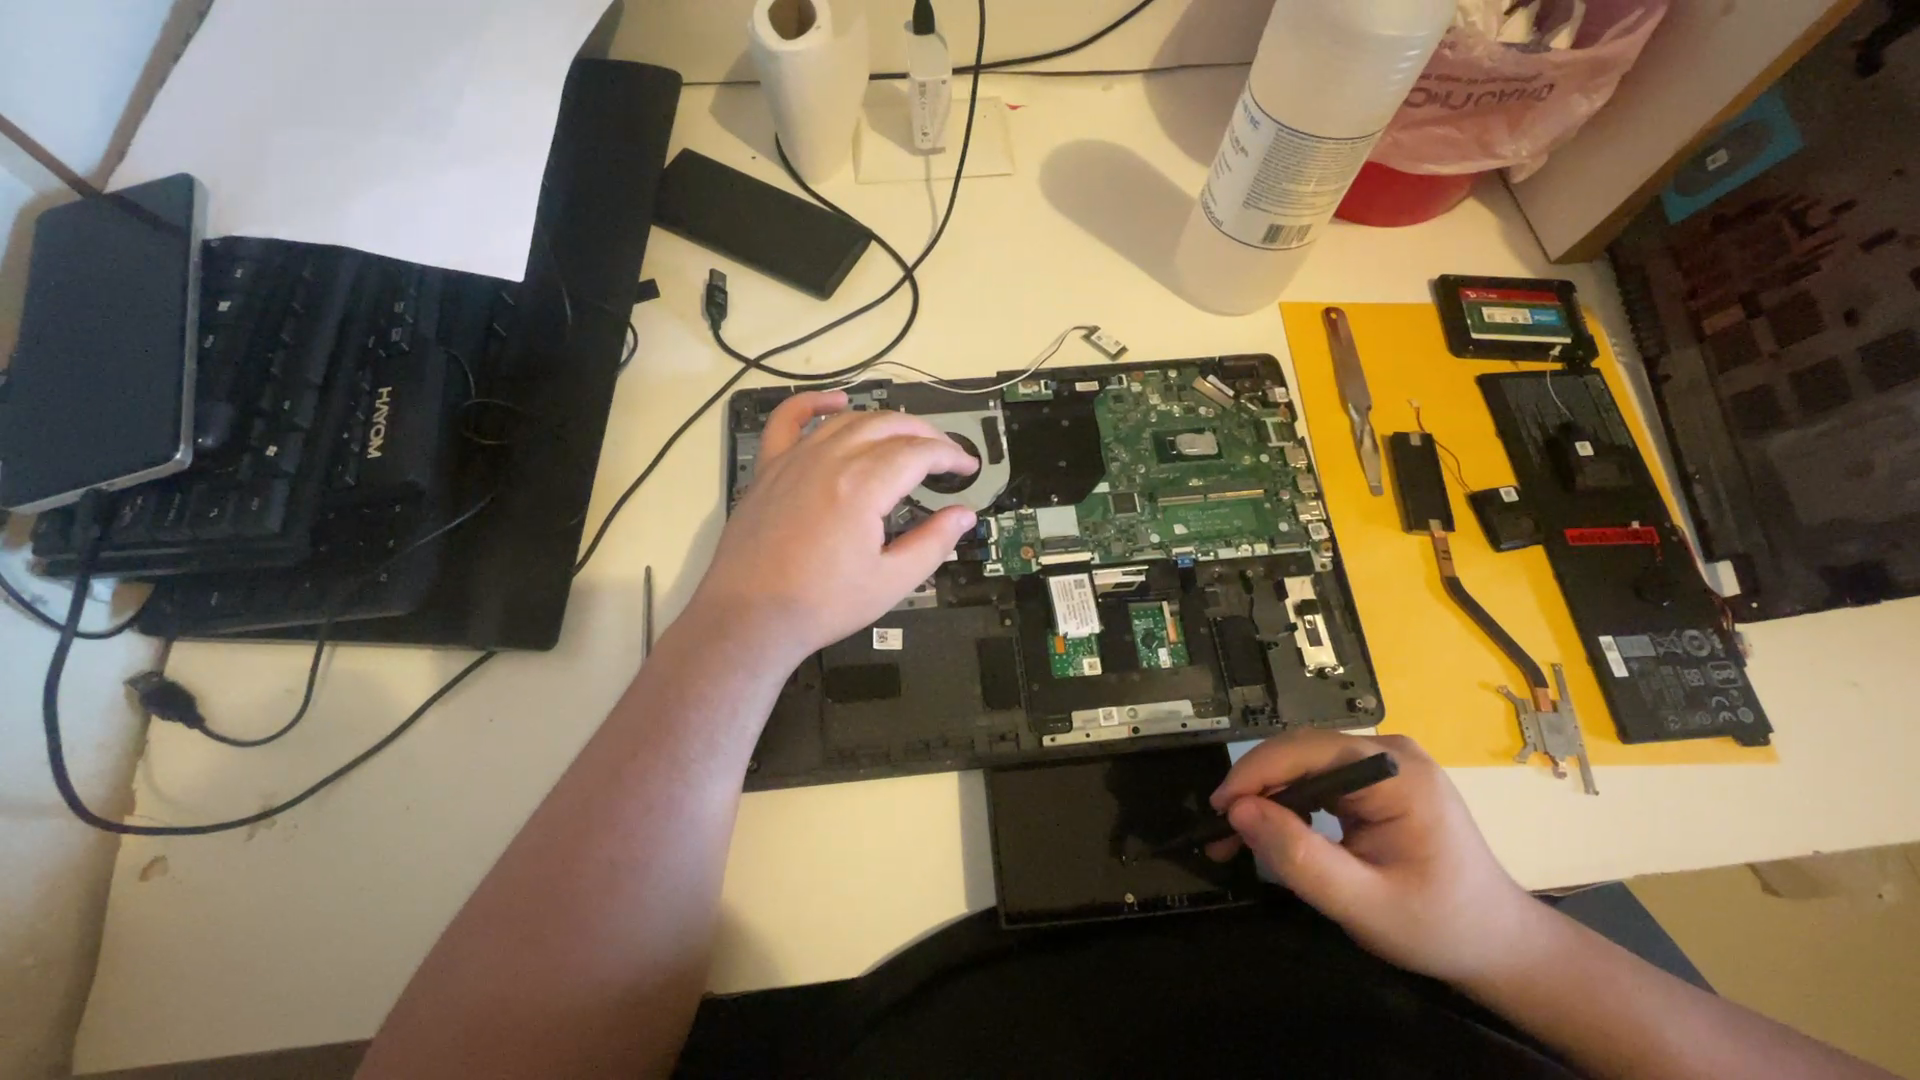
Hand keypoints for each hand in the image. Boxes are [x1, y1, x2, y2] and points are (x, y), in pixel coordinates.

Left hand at [688, 390, 979, 665]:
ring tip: (907, 438)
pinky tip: (835, 400)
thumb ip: (933, 543)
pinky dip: (812, 403)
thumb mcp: (891, 582)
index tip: (967, 467)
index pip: (918, 452)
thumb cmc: (822, 605)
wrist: (749, 618)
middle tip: (945, 453)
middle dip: (925, 434)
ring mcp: (794, 459)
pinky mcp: (768, 468)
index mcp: (862, 487)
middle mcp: (829, 460)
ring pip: (848, 420)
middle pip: (888, 426)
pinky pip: (788, 420)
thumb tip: (963, 516)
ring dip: (884, 422)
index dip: (950, 455)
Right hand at [1206, 730, 1539, 983]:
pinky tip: (1273, 829)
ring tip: (1236, 835)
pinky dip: (1289, 802)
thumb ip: (1299, 857)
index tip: (1217, 811)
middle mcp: (1390, 753)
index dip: (1254, 774)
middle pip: (1301, 752)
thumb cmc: (1437, 926)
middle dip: (1255, 787)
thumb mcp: (1362, 903)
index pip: (1306, 751)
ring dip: (1267, 796)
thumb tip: (1238, 811)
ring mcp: (1385, 763)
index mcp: (1396, 773)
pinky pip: (1319, 778)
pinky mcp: (1378, 780)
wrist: (1498, 943)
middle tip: (1220, 830)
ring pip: (1303, 763)